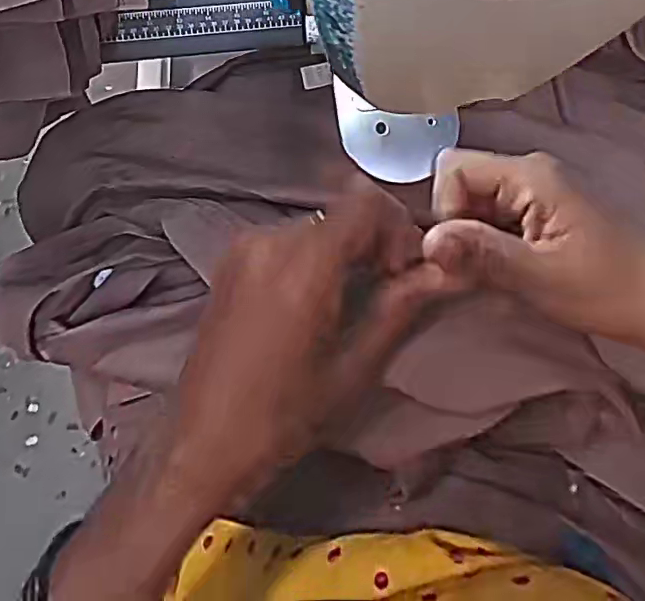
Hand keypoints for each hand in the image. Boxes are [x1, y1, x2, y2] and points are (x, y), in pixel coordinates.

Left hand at [166, 181, 460, 500]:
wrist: (203, 442)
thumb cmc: (283, 416)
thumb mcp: (353, 368)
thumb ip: (399, 308)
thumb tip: (442, 272)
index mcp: (303, 264)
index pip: (364, 202)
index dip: (396, 226)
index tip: (404, 268)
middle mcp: (270, 240)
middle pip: (340, 212)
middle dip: (374, 240)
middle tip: (389, 284)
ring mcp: (245, 245)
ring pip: (316, 223)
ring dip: (345, 247)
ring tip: (353, 295)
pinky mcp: (231, 257)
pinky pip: (288, 237)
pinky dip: (314, 253)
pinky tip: (316, 296)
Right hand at [422, 149, 644, 392]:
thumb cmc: (607, 290)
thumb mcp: (540, 278)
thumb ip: (481, 253)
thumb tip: (426, 242)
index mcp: (530, 175)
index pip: (454, 169)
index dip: (447, 210)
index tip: (464, 253)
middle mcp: (529, 170)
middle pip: (461, 182)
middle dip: (458, 225)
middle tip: (476, 270)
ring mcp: (536, 188)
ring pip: (474, 200)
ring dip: (473, 236)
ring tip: (496, 273)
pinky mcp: (540, 207)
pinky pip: (493, 213)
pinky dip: (489, 240)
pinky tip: (508, 268)